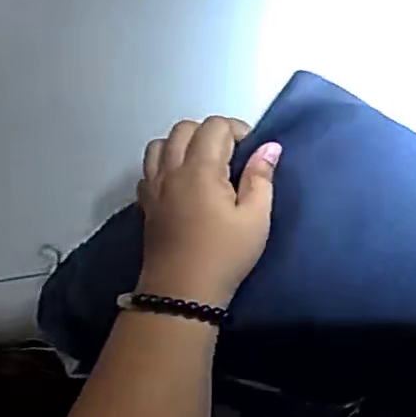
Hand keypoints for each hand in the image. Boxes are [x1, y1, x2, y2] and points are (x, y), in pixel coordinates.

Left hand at [135, 117, 280, 307]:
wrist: (182, 290)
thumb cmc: (226, 253)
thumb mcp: (256, 218)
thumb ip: (261, 177)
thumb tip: (269, 147)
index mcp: (201, 170)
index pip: (214, 127)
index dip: (238, 129)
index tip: (255, 151)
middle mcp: (171, 170)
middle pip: (184, 128)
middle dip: (212, 132)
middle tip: (235, 155)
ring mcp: (153, 185)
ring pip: (161, 143)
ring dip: (185, 144)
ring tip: (208, 165)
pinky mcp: (146, 202)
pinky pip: (150, 166)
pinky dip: (167, 163)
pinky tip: (186, 183)